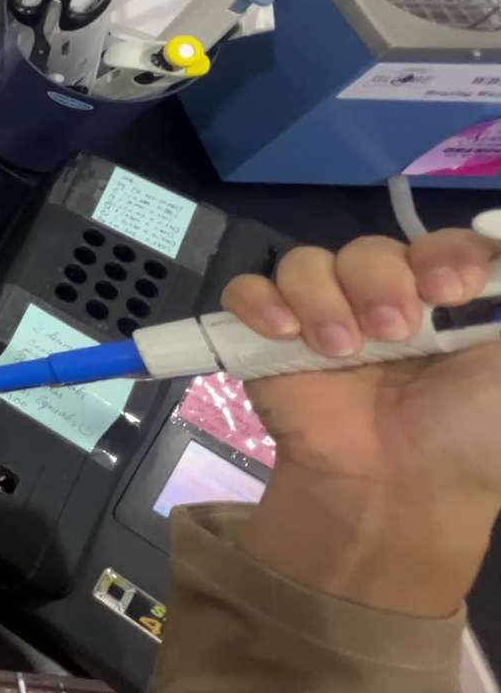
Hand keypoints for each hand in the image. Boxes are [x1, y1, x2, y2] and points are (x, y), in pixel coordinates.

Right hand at [218, 229, 500, 615]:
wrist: (391, 476)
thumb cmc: (474, 431)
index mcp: (449, 302)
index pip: (444, 243)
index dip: (442, 252)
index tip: (446, 291)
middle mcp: (383, 298)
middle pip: (367, 247)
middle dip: (377, 284)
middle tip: (394, 335)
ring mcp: (317, 311)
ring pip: (304, 262)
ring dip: (321, 300)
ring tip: (338, 351)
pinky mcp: (263, 329)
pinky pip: (246, 288)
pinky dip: (260, 303)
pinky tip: (282, 334)